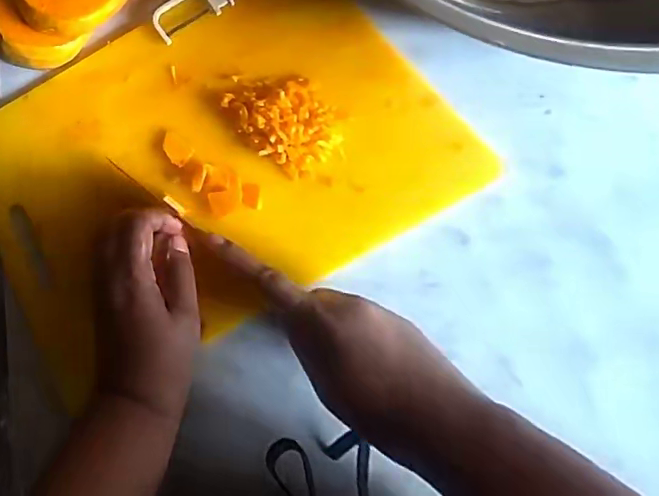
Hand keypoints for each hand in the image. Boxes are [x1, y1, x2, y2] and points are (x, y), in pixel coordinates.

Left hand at [93, 210, 200, 419]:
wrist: (132, 400)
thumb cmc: (167, 363)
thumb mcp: (186, 317)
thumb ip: (181, 272)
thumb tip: (176, 240)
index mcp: (130, 276)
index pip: (134, 225)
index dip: (157, 217)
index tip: (179, 229)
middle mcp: (107, 272)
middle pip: (117, 224)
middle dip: (143, 219)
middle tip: (170, 232)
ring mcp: (98, 281)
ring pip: (106, 235)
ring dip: (131, 229)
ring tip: (159, 242)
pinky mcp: (96, 292)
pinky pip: (104, 252)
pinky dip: (122, 243)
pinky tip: (144, 259)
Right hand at [198, 232, 481, 445]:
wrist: (448, 422)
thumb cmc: (377, 408)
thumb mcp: (326, 384)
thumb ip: (306, 346)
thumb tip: (298, 326)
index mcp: (318, 316)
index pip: (267, 282)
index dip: (236, 259)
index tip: (211, 235)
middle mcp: (344, 300)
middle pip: (310, 303)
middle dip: (308, 325)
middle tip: (325, 366)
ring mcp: (374, 307)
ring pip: (339, 315)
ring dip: (339, 338)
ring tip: (360, 379)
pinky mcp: (398, 321)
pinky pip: (365, 324)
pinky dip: (363, 344)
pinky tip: (381, 376)